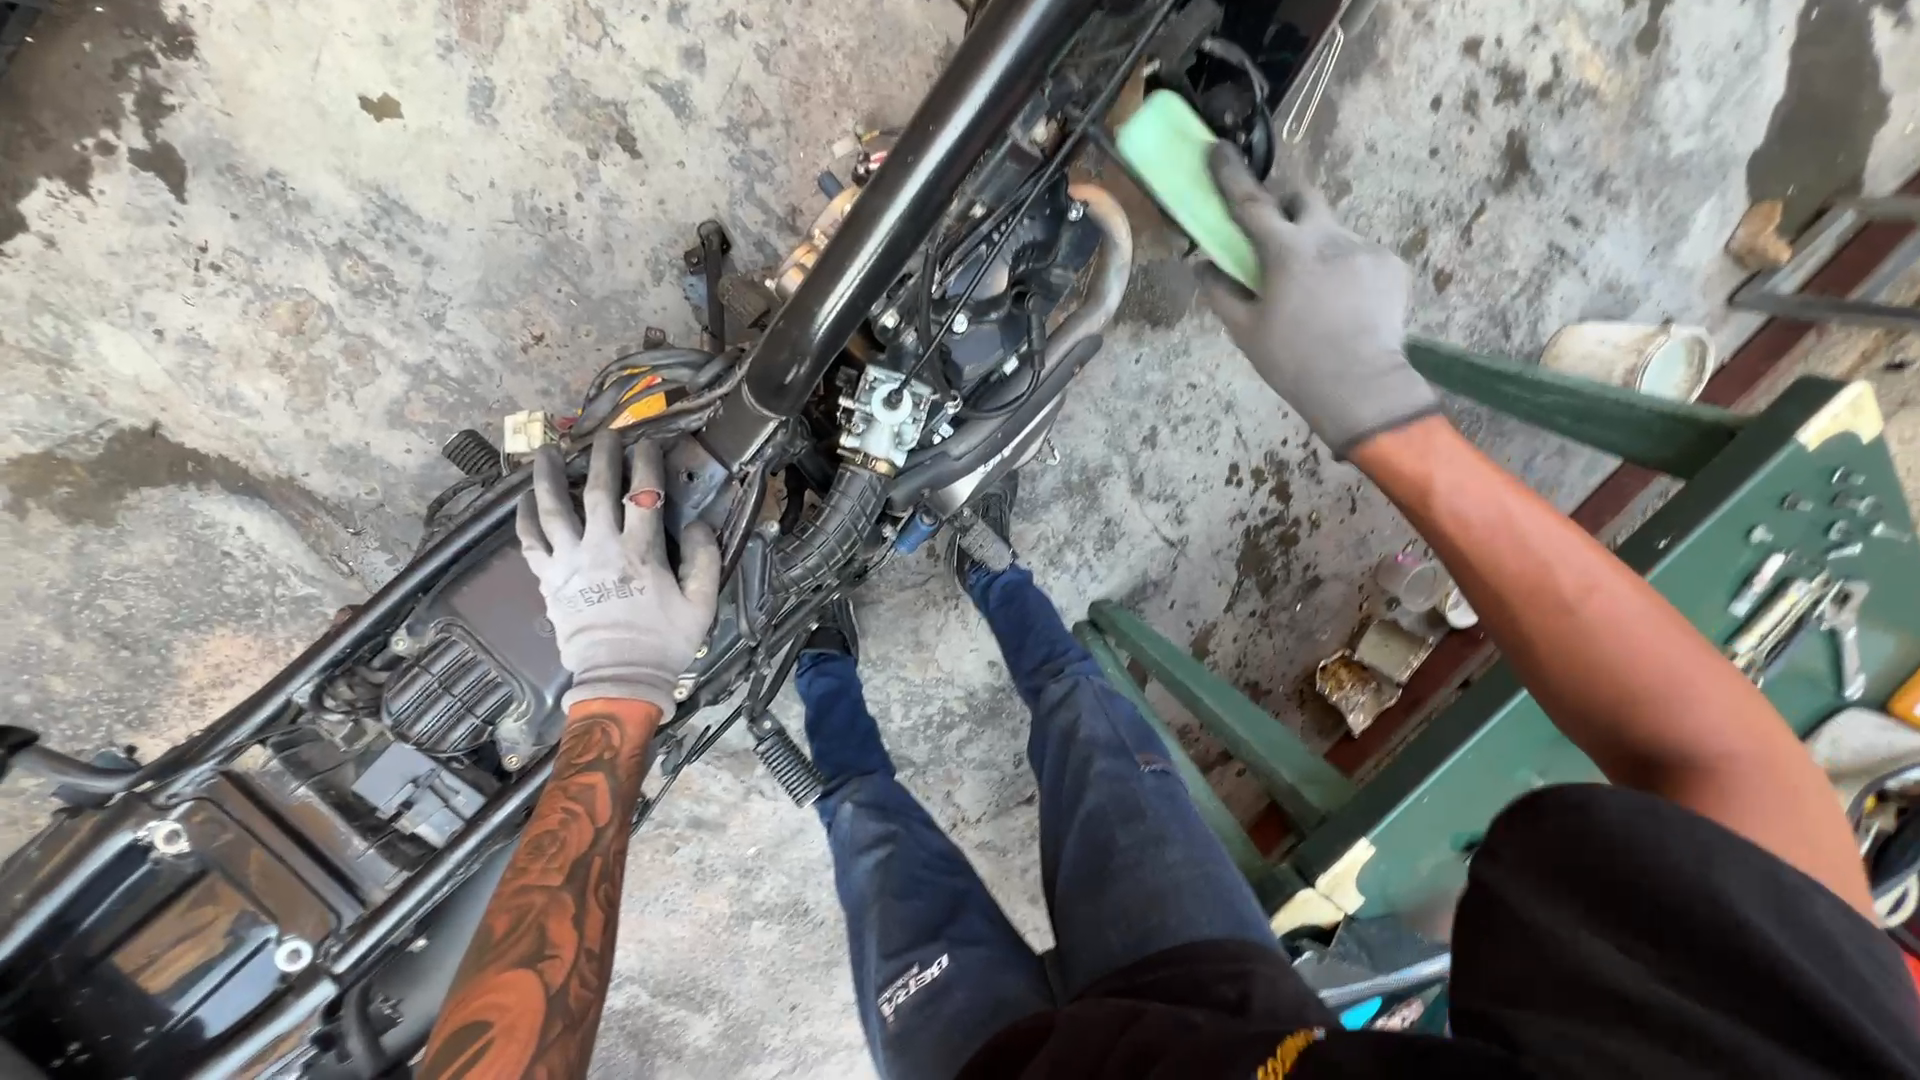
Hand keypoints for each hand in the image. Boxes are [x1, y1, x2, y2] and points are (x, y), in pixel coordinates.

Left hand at [517, 427, 721, 713]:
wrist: (620, 677)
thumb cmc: (665, 641)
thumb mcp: (702, 604)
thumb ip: (704, 560)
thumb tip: (700, 524)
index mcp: (641, 552)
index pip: (644, 495)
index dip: (647, 464)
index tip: (648, 442)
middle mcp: (601, 548)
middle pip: (598, 492)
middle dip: (603, 458)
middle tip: (604, 434)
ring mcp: (570, 563)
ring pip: (554, 510)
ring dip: (550, 478)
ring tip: (548, 452)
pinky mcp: (549, 581)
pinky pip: (530, 543)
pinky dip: (525, 519)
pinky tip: (524, 500)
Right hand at [1196, 142, 1438, 457]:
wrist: (1359, 385)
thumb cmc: (1292, 361)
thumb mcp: (1245, 331)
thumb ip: (1220, 292)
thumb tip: (1201, 265)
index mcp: (1287, 252)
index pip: (1251, 204)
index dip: (1230, 176)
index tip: (1218, 150)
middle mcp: (1329, 237)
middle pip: (1304, 195)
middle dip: (1285, 203)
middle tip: (1274, 233)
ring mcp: (1365, 248)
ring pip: (1332, 231)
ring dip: (1316, 247)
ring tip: (1313, 292)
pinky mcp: (1390, 265)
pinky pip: (1358, 255)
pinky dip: (1343, 270)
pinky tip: (1340, 305)